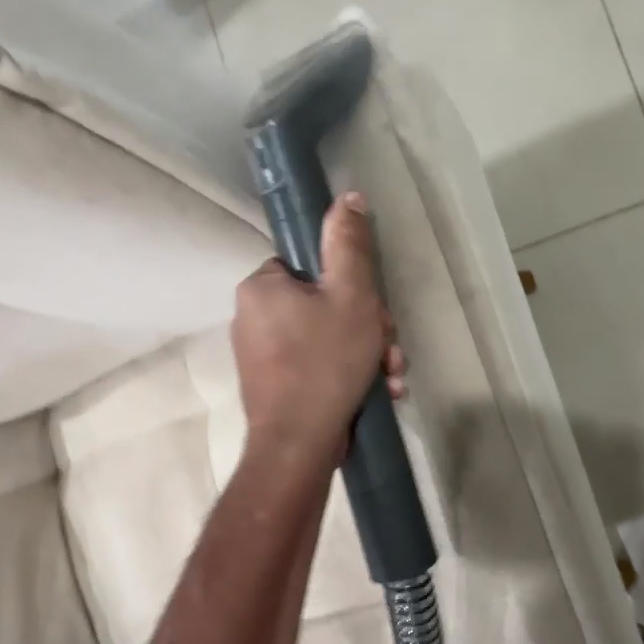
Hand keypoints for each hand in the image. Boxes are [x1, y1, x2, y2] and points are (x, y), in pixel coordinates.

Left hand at [232, 191, 406, 470]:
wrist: (298, 446)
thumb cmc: (325, 363)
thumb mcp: (351, 295)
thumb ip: (350, 245)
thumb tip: (348, 196)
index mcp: (262, 287)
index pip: (311, 265)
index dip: (351, 284)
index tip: (374, 309)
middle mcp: (252, 317)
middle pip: (324, 304)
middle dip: (368, 327)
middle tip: (389, 348)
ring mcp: (261, 356)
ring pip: (327, 338)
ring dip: (367, 353)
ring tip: (391, 376)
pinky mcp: (273, 388)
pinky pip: (317, 366)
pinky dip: (348, 375)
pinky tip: (379, 392)